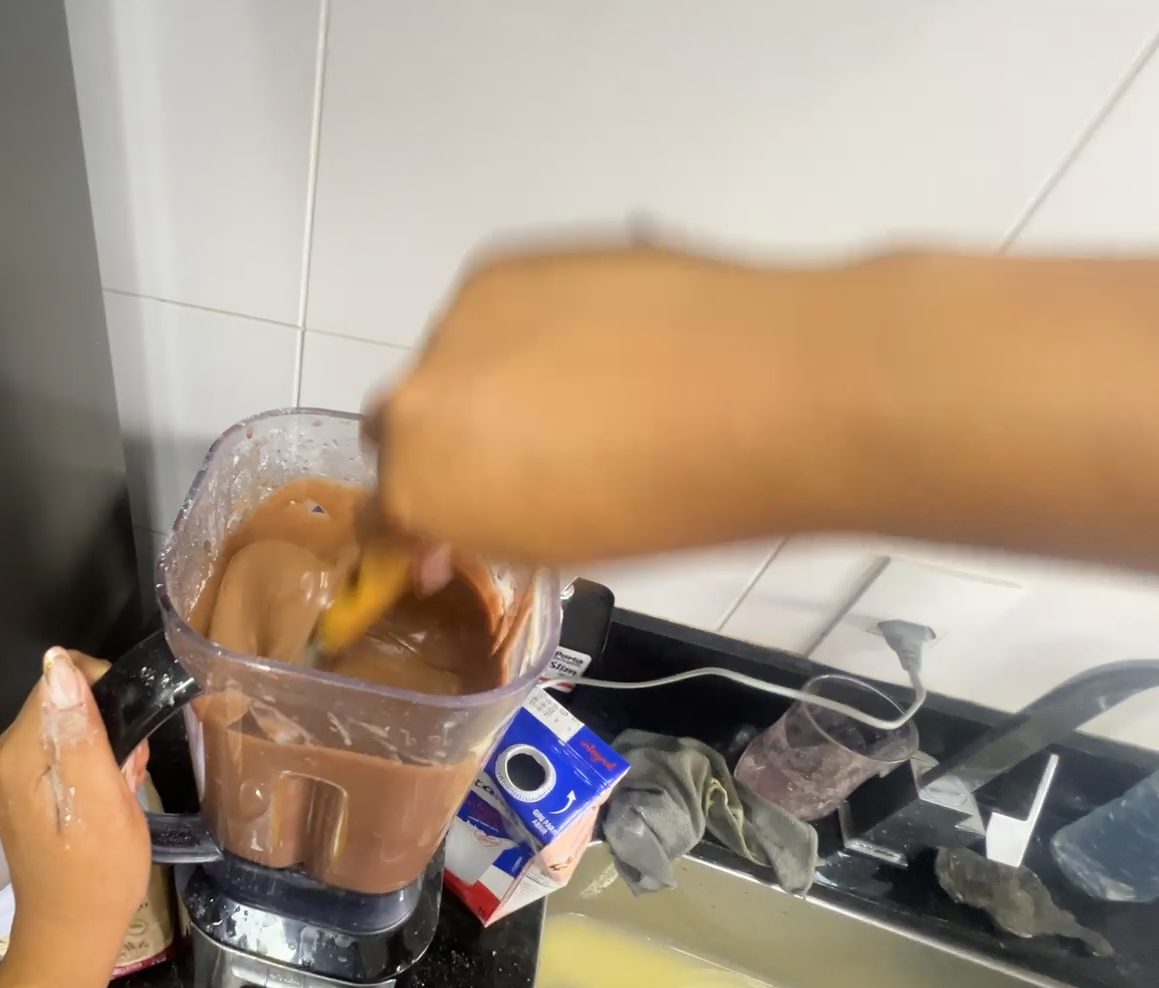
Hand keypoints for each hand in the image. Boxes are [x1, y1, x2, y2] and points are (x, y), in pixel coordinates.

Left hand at [0, 648, 151, 976]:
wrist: (73, 935)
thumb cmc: (98, 872)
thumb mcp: (102, 800)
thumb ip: (81, 730)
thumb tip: (59, 662)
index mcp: (22, 751)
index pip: (60, 677)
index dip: (104, 693)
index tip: (127, 737)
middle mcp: (9, 754)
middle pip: (63, 699)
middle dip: (106, 722)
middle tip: (127, 771)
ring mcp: (15, 774)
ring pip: (70, 724)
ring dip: (105, 745)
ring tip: (121, 788)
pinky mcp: (27, 790)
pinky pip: (65, 750)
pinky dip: (94, 764)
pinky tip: (108, 798)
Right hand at [370, 246, 842, 566]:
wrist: (775, 388)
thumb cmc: (669, 503)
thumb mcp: (550, 547)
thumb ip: (478, 531)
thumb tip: (448, 532)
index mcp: (419, 490)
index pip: (382, 513)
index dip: (415, 527)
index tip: (452, 535)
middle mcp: (411, 408)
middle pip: (393, 431)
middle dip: (435, 449)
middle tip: (511, 454)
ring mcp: (449, 330)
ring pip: (440, 365)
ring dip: (475, 383)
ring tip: (571, 384)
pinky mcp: (495, 270)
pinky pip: (483, 314)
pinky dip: (513, 330)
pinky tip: (587, 337)